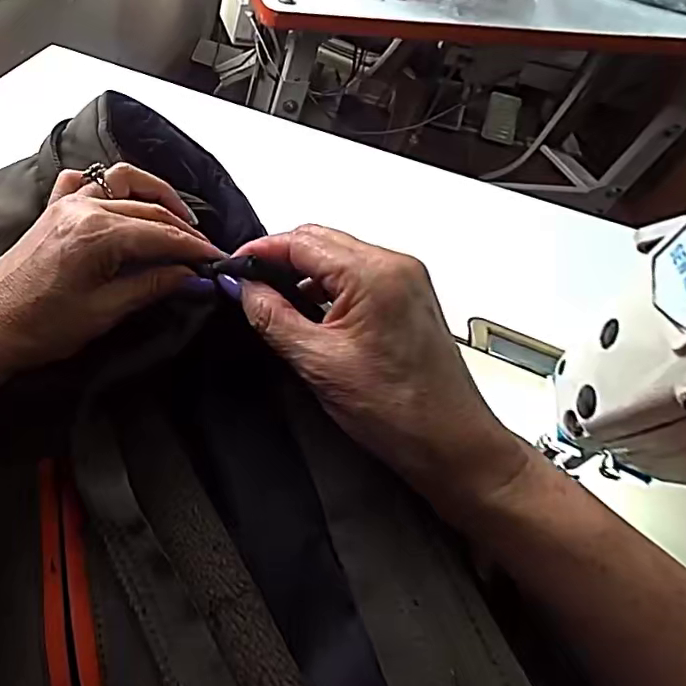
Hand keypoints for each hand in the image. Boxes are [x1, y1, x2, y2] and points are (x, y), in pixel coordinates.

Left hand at [0, 163, 222, 441]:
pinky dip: (111, 187)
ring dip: (155, 196)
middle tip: (203, 252)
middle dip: (183, 229)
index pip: (162, 234)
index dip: (195, 248)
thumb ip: (151, 286)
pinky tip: (123, 203)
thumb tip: (188, 275)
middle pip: (149, 208)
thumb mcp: (104, 313)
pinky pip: (86, 183)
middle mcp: (81, 209)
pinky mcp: (52, 212)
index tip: (216, 259)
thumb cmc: (34, 328)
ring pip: (122, 182)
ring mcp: (65, 206)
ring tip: (178, 219)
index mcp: (95, 234)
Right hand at [234, 225, 534, 513]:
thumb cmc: (402, 412)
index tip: (235, 266)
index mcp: (375, 275)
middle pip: (320, 241)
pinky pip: (356, 276)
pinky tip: (308, 312)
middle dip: (279, 258)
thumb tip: (245, 289)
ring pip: (337, 256)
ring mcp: (406, 280)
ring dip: (302, 273)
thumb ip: (272, 317)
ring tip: (274, 302)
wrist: (451, 445)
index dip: (260, 251)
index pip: (302, 241)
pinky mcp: (407, 297)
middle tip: (247, 282)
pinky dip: (327, 287)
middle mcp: (396, 267)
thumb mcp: (318, 362)